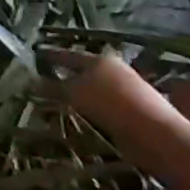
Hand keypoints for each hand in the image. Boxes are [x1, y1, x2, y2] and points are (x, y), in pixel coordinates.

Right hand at [40, 46, 175, 131]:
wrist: (157, 135)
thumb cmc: (110, 104)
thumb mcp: (73, 93)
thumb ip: (52, 86)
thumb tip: (33, 83)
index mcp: (98, 60)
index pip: (67, 55)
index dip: (50, 56)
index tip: (35, 56)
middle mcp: (114, 70)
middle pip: (82, 70)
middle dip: (64, 75)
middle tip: (43, 81)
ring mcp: (127, 90)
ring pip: (93, 88)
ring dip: (77, 94)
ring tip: (58, 102)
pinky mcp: (135, 110)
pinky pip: (103, 105)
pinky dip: (90, 108)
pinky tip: (80, 116)